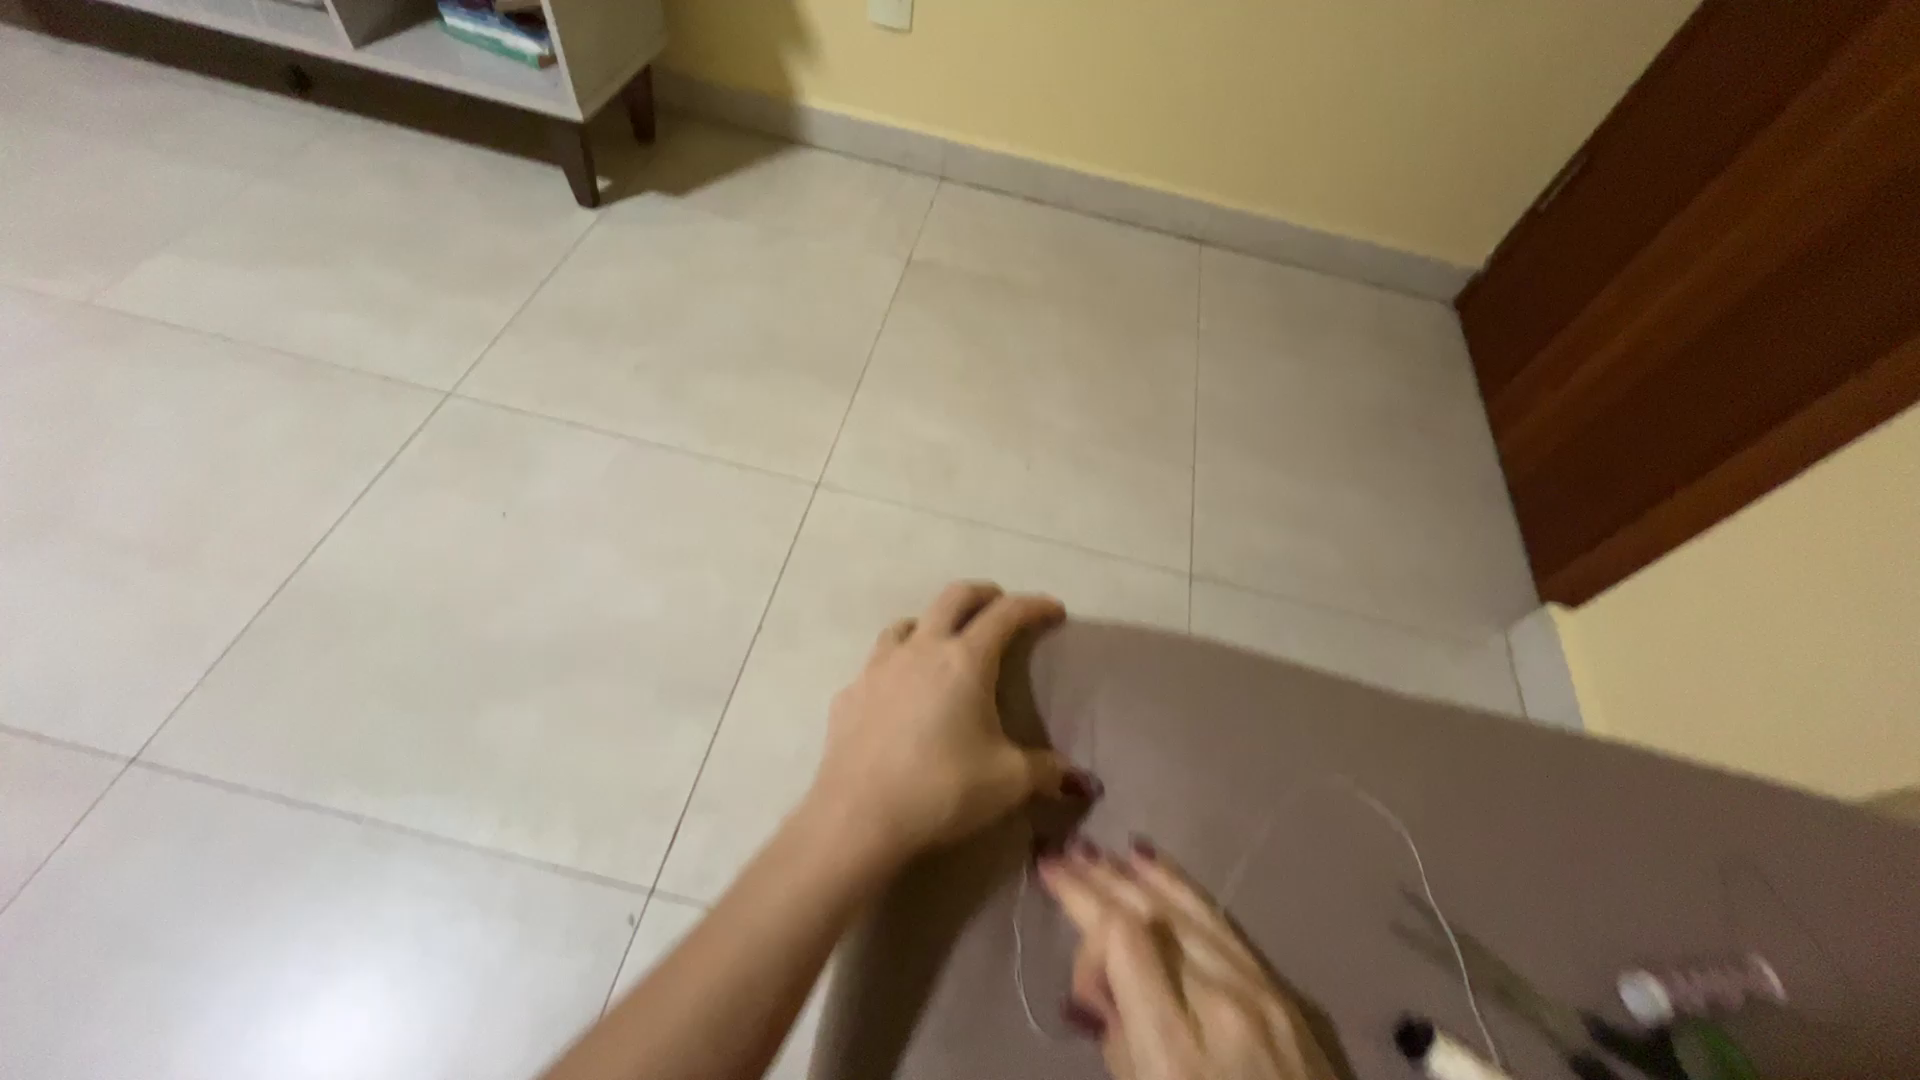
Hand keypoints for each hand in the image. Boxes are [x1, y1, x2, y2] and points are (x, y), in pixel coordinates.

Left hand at [803, 581, 1082, 864]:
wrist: (857, 818)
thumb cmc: (942, 791)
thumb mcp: (1008, 783)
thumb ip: (1046, 772)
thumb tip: (1078, 780)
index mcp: (964, 661)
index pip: (1006, 614)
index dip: (1033, 606)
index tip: (1054, 610)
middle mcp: (920, 650)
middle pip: (953, 597)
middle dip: (984, 594)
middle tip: (1002, 606)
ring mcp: (878, 668)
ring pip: (908, 623)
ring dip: (934, 622)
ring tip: (946, 643)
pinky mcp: (849, 694)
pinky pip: (878, 664)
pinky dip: (898, 665)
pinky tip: (900, 694)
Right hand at [1040, 840, 1339, 1079]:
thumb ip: (1121, 1042)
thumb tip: (1104, 988)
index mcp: (1177, 1050)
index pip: (1125, 941)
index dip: (1084, 906)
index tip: (1055, 890)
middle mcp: (1221, 1005)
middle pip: (1153, 916)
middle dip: (1101, 879)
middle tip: (1061, 853)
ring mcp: (1263, 993)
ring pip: (1191, 910)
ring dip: (1142, 875)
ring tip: (1105, 851)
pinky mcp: (1287, 994)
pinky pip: (1226, 925)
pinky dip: (1186, 891)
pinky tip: (1163, 872)